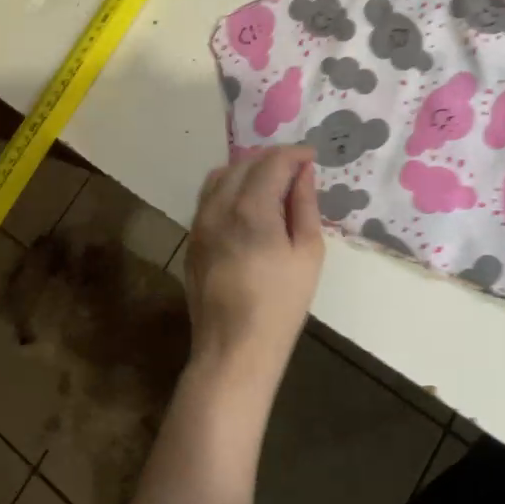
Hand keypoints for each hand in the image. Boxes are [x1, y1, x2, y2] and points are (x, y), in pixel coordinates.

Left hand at [186, 145, 324, 382]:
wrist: (233, 349)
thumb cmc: (281, 303)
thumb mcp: (308, 253)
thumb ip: (304, 206)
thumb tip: (303, 174)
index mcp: (251, 208)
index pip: (273, 162)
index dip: (295, 154)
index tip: (312, 158)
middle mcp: (219, 207)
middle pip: (244, 163)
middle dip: (272, 158)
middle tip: (297, 169)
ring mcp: (199, 224)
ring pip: (220, 176)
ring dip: (247, 170)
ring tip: (272, 183)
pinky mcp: (192, 241)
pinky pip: (208, 199)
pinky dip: (230, 188)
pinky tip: (250, 206)